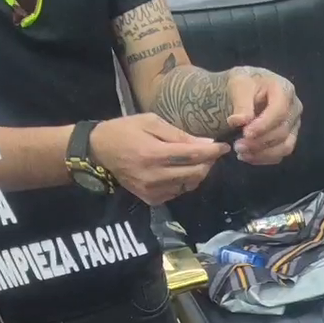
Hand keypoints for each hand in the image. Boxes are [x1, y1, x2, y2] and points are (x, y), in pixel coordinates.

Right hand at [90, 114, 230, 203]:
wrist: (100, 152)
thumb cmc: (125, 131)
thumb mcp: (150, 122)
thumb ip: (179, 135)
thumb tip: (205, 144)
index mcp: (154, 153)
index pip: (192, 155)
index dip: (211, 152)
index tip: (224, 147)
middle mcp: (155, 176)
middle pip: (195, 173)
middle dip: (207, 163)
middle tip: (209, 153)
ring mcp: (154, 191)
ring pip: (189, 184)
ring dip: (197, 173)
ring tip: (193, 160)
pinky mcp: (153, 199)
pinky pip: (178, 191)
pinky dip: (184, 181)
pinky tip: (178, 170)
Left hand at [225, 67, 300, 164]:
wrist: (246, 91)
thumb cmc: (244, 85)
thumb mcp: (238, 86)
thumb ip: (241, 104)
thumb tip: (238, 122)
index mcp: (285, 90)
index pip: (280, 112)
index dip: (264, 125)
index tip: (245, 134)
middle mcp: (294, 109)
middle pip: (282, 132)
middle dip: (259, 142)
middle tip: (238, 146)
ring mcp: (294, 127)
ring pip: (285, 147)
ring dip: (262, 154)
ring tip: (241, 154)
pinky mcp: (289, 140)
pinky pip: (280, 155)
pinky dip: (263, 158)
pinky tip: (247, 156)